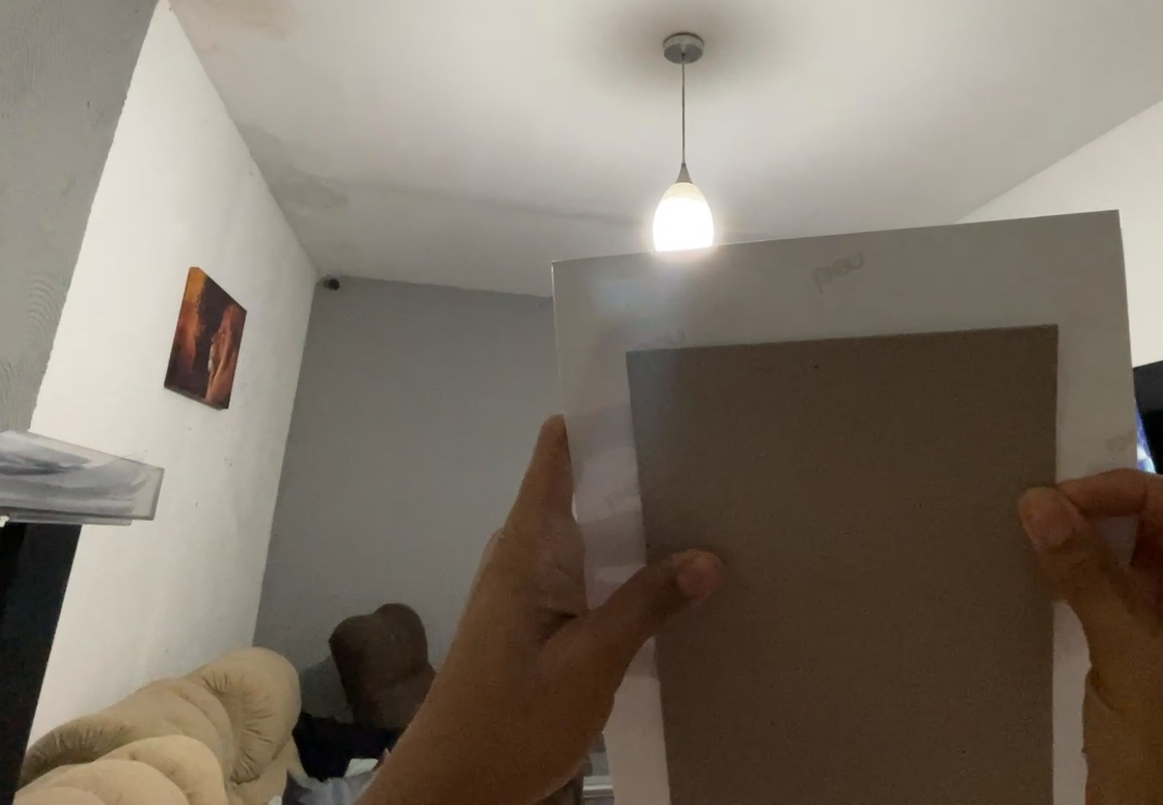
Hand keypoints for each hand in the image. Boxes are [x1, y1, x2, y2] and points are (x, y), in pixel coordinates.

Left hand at [367, 416, 723, 804]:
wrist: (453, 789)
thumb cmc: (511, 714)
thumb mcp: (591, 660)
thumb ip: (647, 604)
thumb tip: (709, 557)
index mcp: (529, 542)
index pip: (556, 452)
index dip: (594, 418)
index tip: (646, 397)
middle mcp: (527, 549)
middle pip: (581, 486)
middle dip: (633, 469)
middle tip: (698, 451)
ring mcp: (531, 582)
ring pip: (588, 531)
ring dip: (632, 520)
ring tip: (697, 501)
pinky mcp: (540, 614)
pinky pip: (587, 567)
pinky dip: (623, 561)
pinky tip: (665, 572)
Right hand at [1018, 471, 1162, 804]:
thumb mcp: (1136, 670)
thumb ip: (1088, 578)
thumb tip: (1035, 500)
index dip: (1141, 493)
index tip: (1066, 495)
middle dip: (1121, 515)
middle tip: (1050, 507)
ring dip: (1108, 545)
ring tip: (1048, 529)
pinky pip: (1147, 601)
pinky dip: (1104, 580)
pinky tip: (1062, 568)